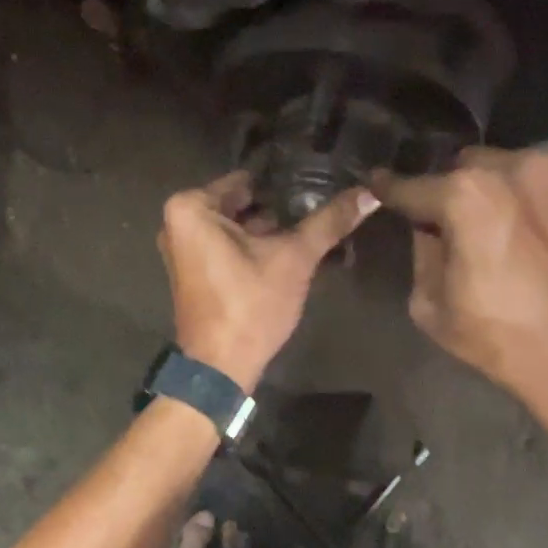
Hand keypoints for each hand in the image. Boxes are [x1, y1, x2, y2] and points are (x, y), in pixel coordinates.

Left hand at [158, 171, 379, 390]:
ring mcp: (183, 250)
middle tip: (323, 202)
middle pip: (241, 204)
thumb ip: (328, 222)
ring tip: (316, 224)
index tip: (319, 179)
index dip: (285, 182)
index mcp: (190, 208)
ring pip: (237, 228)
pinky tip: (294, 249)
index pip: (247, 180)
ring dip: (272, 230)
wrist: (220, 368)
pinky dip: (256, 248)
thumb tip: (370, 193)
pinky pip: (229, 247)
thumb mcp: (293, 259)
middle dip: (280, 207)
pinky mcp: (194, 273)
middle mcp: (178, 223)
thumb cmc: (249, 306)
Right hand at [375, 150, 547, 480]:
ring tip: (524, 232)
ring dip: (517, 192)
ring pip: (531, 168)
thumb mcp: (433, 311)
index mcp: (471, 195)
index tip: (380, 185)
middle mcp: (528, 166)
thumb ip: (423, 257)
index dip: (392, 190)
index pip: (416, 185)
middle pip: (476, 165)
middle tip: (466, 227)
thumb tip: (430, 231)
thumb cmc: (507, 342)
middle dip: (463, 190)